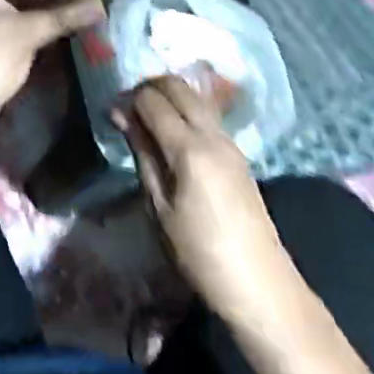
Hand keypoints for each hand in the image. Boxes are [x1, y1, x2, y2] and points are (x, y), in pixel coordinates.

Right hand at [116, 74, 295, 324]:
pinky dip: (185, 111)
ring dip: (169, 96)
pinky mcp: (238, 155)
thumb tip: (121, 114)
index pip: (152, 100)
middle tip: (129, 106)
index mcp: (189, 149)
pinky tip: (171, 133)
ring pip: (196, 98)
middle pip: (179, 87)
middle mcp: (213, 136)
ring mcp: (230, 143)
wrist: (261, 287)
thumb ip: (141, 152)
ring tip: (147, 118)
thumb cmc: (199, 251)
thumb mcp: (158, 205)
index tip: (112, 113)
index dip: (128, 100)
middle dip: (150, 86)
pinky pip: (207, 116)